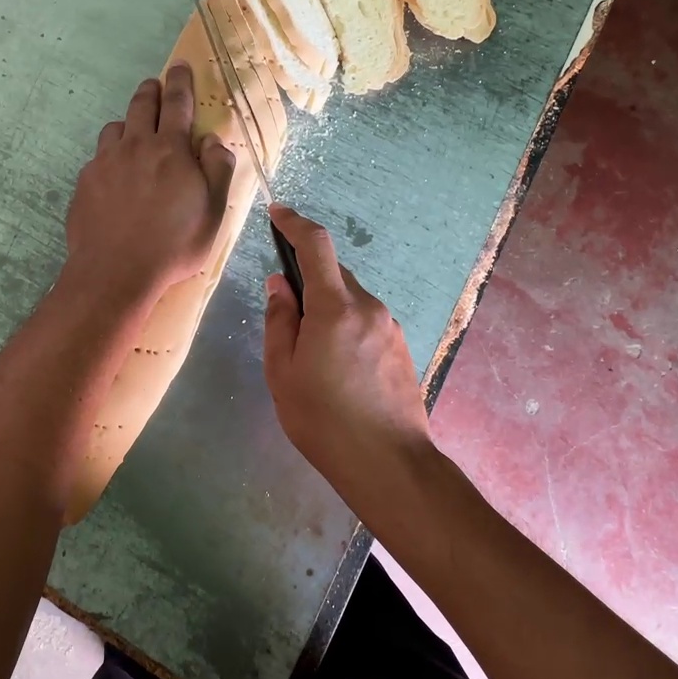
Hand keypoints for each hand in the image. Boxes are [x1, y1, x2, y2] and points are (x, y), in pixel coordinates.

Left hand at [63, 63, 236, 299]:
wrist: (114, 271)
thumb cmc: (173, 245)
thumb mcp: (213, 212)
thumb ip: (217, 170)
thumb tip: (211, 140)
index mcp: (171, 150)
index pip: (178, 104)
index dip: (181, 82)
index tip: (180, 66)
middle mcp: (136, 146)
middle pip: (142, 105)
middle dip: (151, 90)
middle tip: (155, 84)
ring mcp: (105, 162)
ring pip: (116, 128)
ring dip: (128, 123)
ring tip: (134, 133)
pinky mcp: (85, 181)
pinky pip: (99, 157)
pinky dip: (110, 156)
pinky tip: (114, 176)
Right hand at [264, 205, 432, 499]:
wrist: (390, 466)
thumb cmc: (324, 420)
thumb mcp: (283, 372)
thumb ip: (279, 321)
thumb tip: (280, 284)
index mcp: (336, 308)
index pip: (316, 246)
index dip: (294, 223)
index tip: (277, 212)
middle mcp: (369, 308)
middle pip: (334, 274)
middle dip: (308, 281)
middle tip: (286, 319)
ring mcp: (390, 328)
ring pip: (350, 300)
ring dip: (327, 309)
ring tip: (311, 356)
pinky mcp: (401, 349)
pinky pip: (365, 322)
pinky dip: (345, 327)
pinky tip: (337, 369)